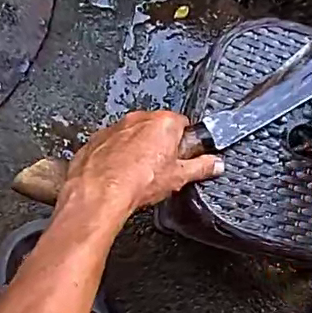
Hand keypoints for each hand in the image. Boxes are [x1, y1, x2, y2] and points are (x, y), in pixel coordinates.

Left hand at [63, 111, 222, 215]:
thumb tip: (214, 164)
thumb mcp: (179, 177)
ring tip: (139, 176)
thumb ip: (201, 167)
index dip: (185, 143)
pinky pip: (112, 145)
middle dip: (161, 145)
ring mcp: (115, 128)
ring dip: (137, 150)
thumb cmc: (136, 182)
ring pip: (133, 136)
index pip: (183, 124)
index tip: (183, 157)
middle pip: (157, 128)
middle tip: (162, 169)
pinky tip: (119, 175)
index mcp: (164, 122)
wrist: (98, 193)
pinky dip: (116, 156)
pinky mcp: (96, 140)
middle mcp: (138, 119)